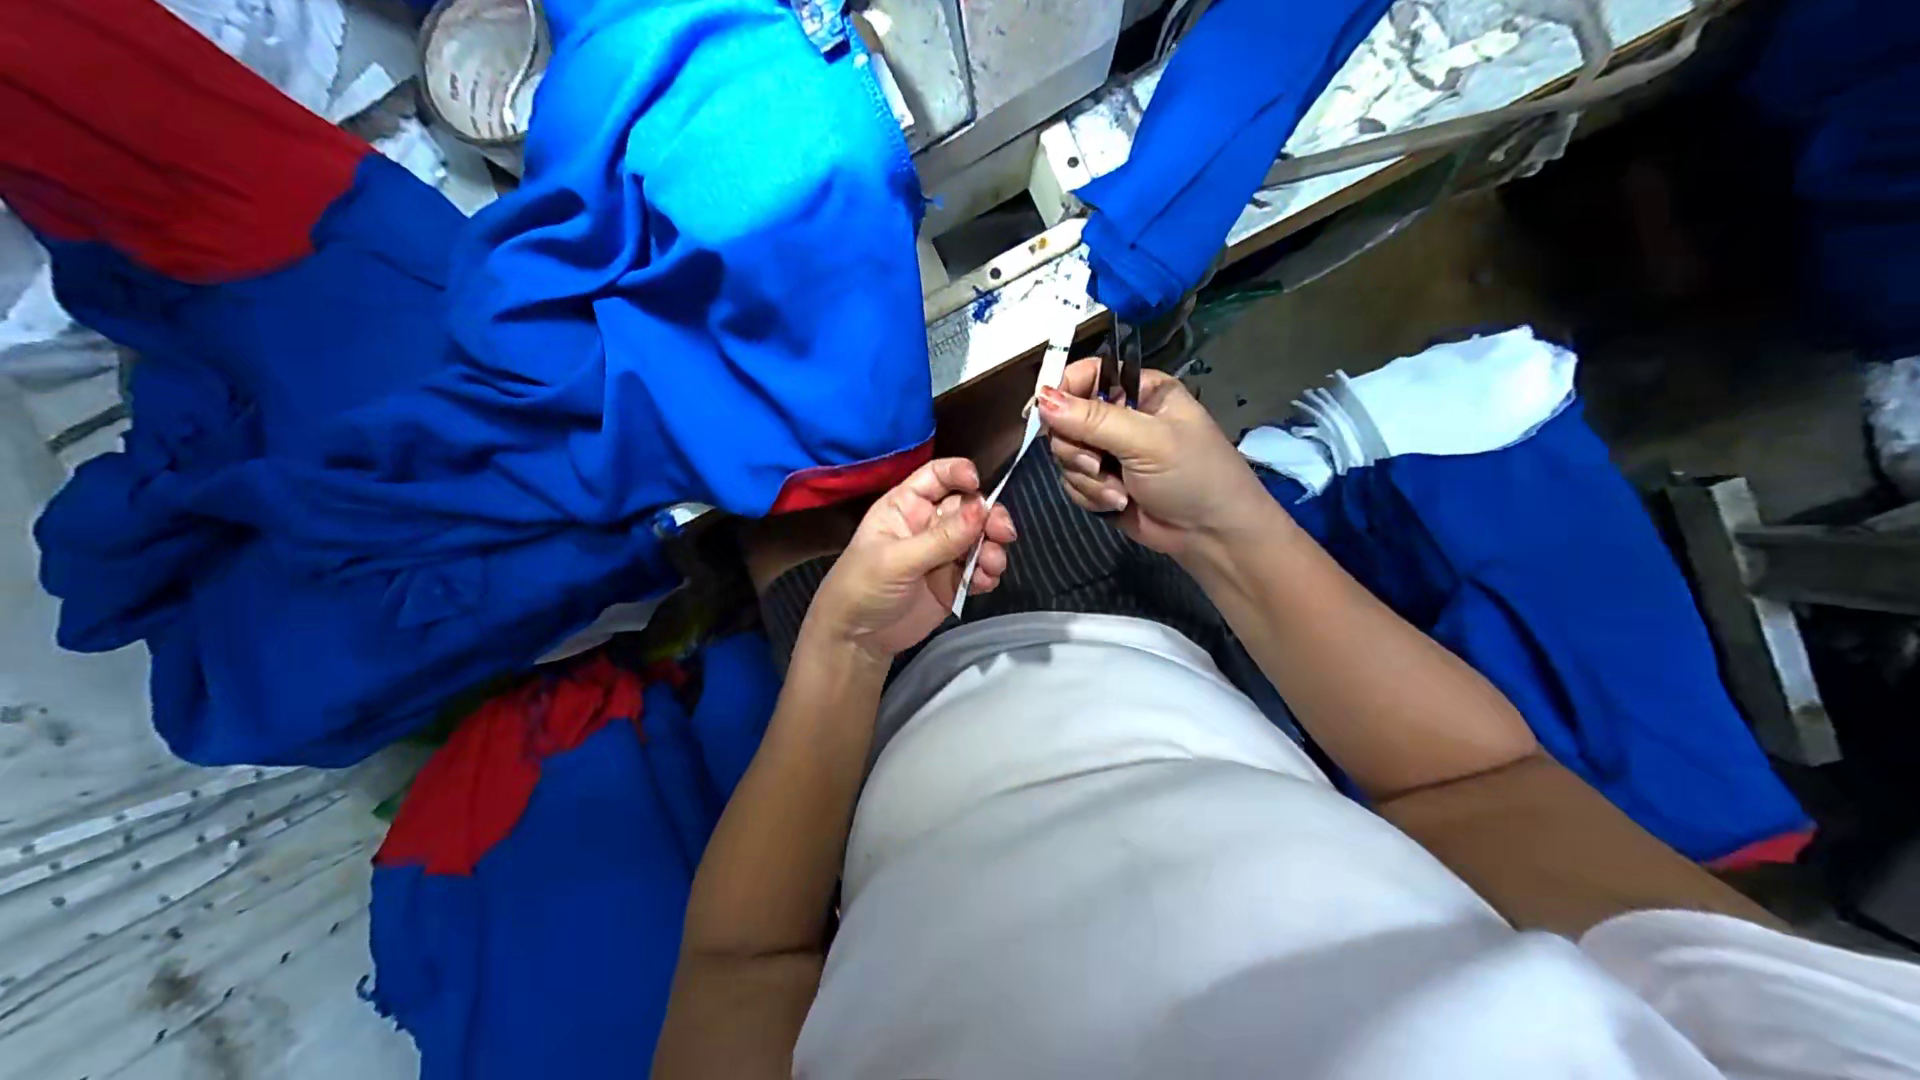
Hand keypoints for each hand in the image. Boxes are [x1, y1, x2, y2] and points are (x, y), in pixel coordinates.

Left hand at [802, 457, 1015, 662]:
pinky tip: (984, 583)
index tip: (978, 483)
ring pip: (980, 539)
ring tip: (991, 565)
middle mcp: (928, 524)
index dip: (959, 473)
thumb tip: (982, 508)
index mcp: (906, 507)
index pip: (937, 476)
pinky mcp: (954, 582)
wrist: (856, 640)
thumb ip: (942, 538)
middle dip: (989, 517)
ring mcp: (943, 554)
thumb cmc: (862, 587)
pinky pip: (980, 569)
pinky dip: (988, 574)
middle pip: (969, 507)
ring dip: (993, 548)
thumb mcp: (897, 560)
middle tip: (1003, 533)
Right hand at [1038, 358, 1275, 558]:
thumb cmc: (1193, 475)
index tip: (1043, 414)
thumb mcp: (1147, 440)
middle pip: (1065, 419)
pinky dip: (1090, 496)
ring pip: (1065, 455)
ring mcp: (1108, 451)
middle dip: (1076, 448)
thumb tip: (1042, 398)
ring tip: (1119, 492)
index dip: (1060, 392)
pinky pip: (1071, 482)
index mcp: (1138, 390)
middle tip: (1098, 464)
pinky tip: (1117, 504)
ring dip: (1087, 478)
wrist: (1211, 534)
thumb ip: (1093, 419)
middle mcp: (1120, 416)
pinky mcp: (1100, 483)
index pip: (1084, 375)